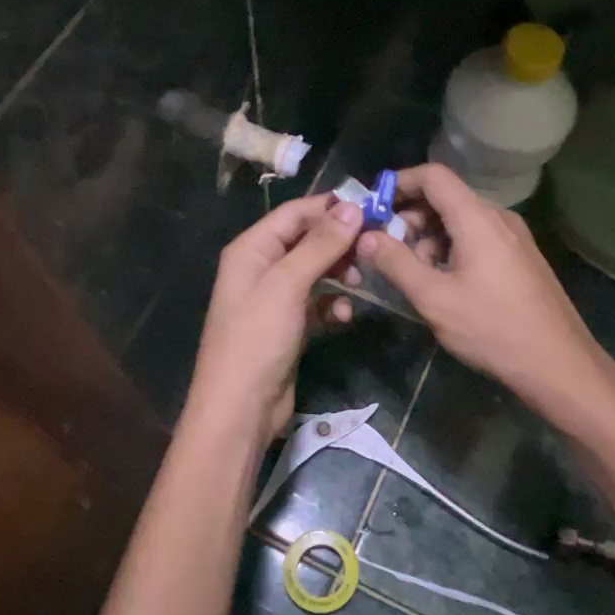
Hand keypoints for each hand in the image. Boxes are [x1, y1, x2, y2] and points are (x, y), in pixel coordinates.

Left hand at [183, 194, 363, 443]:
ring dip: (339, 273)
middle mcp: (261, 267)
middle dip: (340, 242)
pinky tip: (345, 316)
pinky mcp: (289, 326)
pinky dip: (333, 305)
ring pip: (315, 271)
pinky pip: (317, 303)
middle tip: (374, 247)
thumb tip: (352, 206)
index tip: (373, 209)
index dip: (331, 208)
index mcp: (251, 249)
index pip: (295, 213)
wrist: (240, 408)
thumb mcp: (287, 285)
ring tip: (361, 281)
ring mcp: (275, 299)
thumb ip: (320, 245)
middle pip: (307, 240)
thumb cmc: (257, 339)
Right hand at [355, 163, 606, 400]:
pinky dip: (453, 250)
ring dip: (431, 239)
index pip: (433, 176)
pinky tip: (446, 284)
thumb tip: (365, 236)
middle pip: (446, 198)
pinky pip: (479, 238)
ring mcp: (514, 237)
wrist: (557, 362)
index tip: (374, 208)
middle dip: (411, 219)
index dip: (399, 183)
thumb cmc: (492, 328)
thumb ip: (396, 263)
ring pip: (461, 221)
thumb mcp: (434, 298)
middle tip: (388, 252)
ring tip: (416, 277)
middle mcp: (498, 217)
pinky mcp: (521, 257)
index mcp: (477, 218)